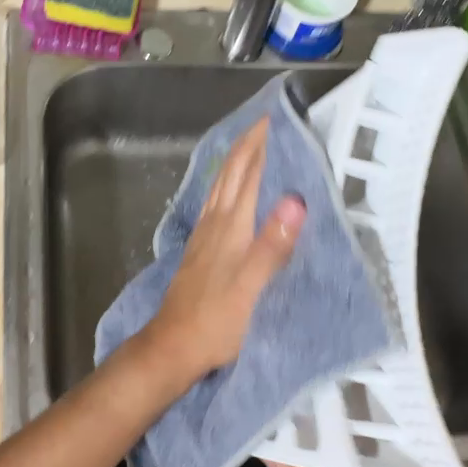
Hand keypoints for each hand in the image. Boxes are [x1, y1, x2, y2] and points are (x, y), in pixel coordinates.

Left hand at [140, 118, 305, 378]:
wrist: (173, 348)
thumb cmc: (215, 322)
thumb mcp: (251, 288)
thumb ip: (272, 245)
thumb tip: (295, 199)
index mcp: (230, 227)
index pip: (246, 174)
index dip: (259, 145)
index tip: (274, 118)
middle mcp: (214, 224)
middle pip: (230, 174)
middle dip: (247, 146)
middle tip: (267, 124)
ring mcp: (204, 238)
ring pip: (220, 187)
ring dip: (236, 162)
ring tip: (251, 147)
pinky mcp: (200, 252)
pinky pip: (216, 205)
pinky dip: (227, 187)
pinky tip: (228, 194)